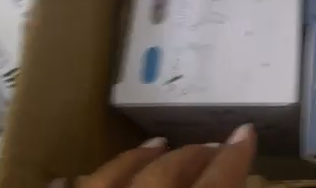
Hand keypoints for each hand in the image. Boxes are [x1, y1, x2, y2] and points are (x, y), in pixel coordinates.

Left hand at [79, 127, 254, 187]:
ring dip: (138, 159)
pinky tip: (69, 176)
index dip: (233, 158)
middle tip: (209, 148)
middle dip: (190, 157)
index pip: (214, 184)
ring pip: (114, 177)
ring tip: (157, 144)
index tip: (246, 132)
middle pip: (165, 175)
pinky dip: (73, 185)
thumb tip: (238, 177)